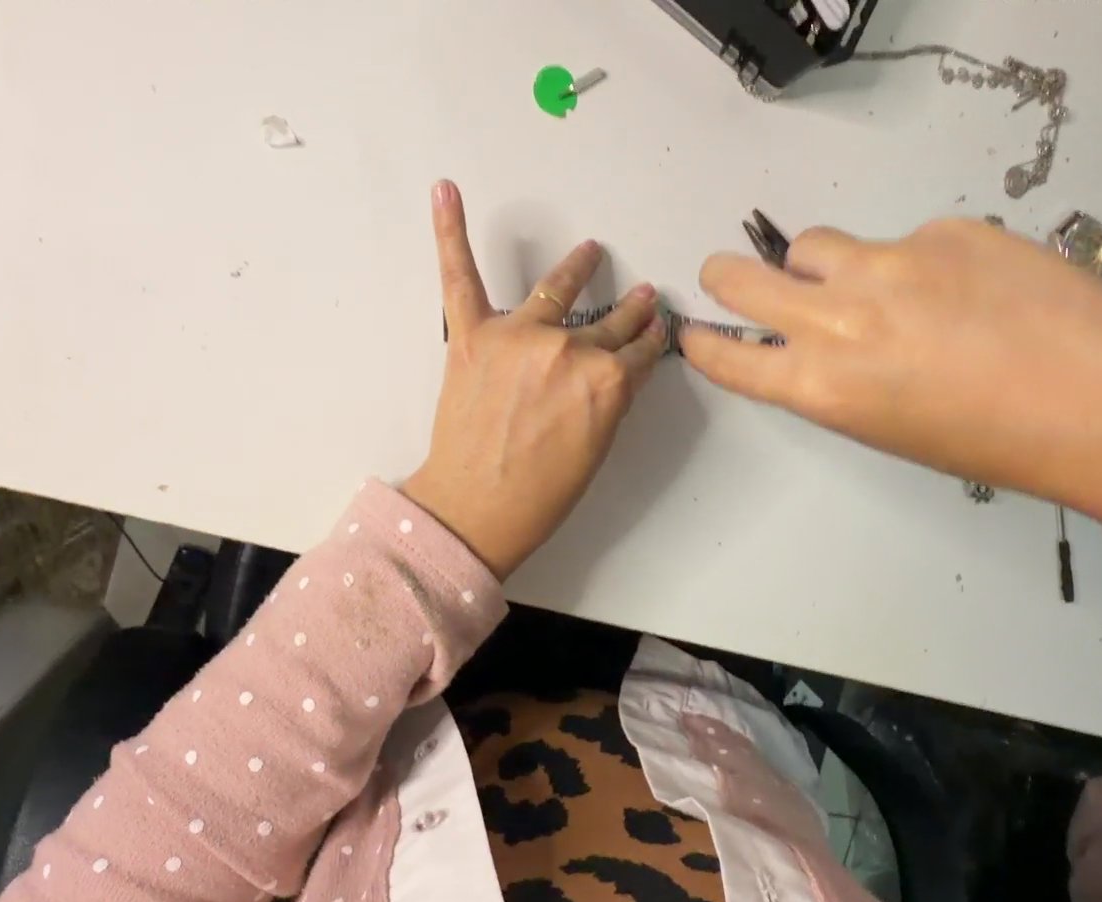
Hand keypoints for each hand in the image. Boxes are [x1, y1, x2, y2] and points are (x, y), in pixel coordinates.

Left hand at [401, 180, 665, 578]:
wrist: (477, 510)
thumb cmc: (540, 495)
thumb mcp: (597, 448)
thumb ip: (609, 400)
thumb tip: (613, 373)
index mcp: (608, 381)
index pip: (639, 350)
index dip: (650, 340)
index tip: (656, 328)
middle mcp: (568, 348)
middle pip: (607, 322)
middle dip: (630, 310)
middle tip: (641, 296)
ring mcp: (518, 336)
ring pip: (555, 291)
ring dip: (576, 269)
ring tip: (589, 252)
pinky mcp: (472, 335)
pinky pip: (460, 277)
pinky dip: (451, 232)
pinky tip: (446, 192)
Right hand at [680, 220, 1101, 544]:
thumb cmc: (988, 442)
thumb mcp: (885, 427)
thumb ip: (834, 381)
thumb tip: (821, 345)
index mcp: (820, 385)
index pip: (728, 354)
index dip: (704, 343)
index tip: (695, 333)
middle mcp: (838, 317)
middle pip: (743, 276)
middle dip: (726, 278)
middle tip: (730, 277)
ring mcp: (890, 263)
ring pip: (816, 245)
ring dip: (818, 265)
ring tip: (863, 285)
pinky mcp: (944, 229)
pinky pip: (902, 241)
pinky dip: (911, 263)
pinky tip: (963, 290)